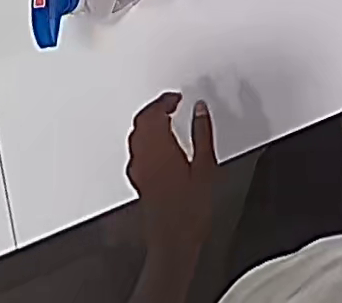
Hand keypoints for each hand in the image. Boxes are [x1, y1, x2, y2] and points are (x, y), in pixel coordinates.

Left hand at [126, 92, 217, 260]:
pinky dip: (144, 136)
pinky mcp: (138, 180)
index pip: (155, 112)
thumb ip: (202, 133)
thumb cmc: (190, 209)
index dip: (165, 100)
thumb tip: (199, 108)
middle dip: (155, 107)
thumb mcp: (205, 167)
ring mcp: (138, 168)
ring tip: (165, 117)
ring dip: (148, 120)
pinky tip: (156, 142)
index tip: (177, 97)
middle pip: (142, 120)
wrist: (173, 243)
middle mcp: (143, 154)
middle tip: (171, 102)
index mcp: (158, 146)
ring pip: (137, 133)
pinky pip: (136, 148)